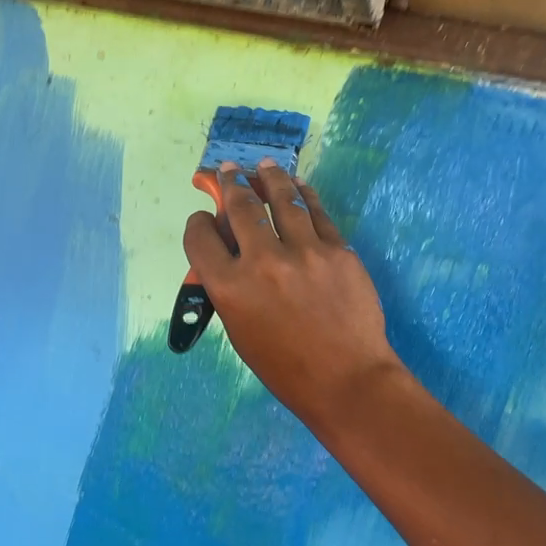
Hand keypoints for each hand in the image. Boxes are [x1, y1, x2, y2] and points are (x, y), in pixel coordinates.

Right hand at [183, 159, 405, 429]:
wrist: (346, 379)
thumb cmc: (284, 366)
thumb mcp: (238, 330)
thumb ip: (227, 288)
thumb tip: (224, 255)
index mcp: (229, 287)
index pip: (200, 236)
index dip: (199, 223)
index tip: (205, 221)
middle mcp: (262, 261)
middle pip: (240, 206)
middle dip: (229, 183)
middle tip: (227, 171)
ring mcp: (305, 251)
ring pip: (281, 198)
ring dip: (268, 177)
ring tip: (263, 166)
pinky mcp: (338, 250)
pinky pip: (316, 212)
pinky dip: (303, 194)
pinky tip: (297, 187)